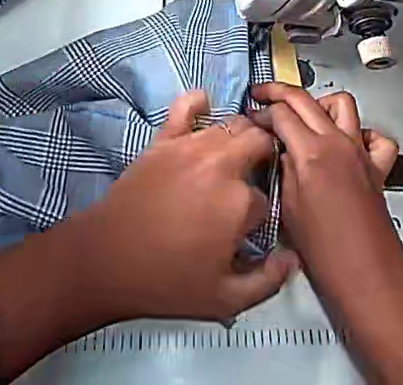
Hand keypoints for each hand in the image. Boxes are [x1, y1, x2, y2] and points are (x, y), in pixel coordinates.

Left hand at [60, 89, 297, 323]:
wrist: (110, 256)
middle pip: (259, 143)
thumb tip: (291, 257)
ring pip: (231, 126)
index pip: (266, 198)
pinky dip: (199, 103)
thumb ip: (268, 280)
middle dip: (263, 158)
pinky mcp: (164, 138)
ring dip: (240, 137)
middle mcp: (221, 165)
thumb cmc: (170, 281)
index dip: (260, 214)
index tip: (249, 227)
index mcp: (240, 202)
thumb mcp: (227, 299)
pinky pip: (186, 105)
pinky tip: (205, 109)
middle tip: (252, 180)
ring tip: (234, 156)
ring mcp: (191, 146)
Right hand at [249, 83, 402, 302]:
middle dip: (278, 92)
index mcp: (312, 153)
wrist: (368, 280)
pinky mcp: (377, 168)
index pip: (280, 112)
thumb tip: (280, 150)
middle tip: (261, 97)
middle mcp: (338, 144)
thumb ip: (282, 168)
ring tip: (303, 115)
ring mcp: (360, 153)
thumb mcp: (287, 207)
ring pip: (341, 104)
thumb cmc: (326, 252)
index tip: (250, 118)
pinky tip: (345, 141)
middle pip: (304, 98)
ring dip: (319, 103)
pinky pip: (374, 137)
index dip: (260, 112)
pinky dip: (360, 131)